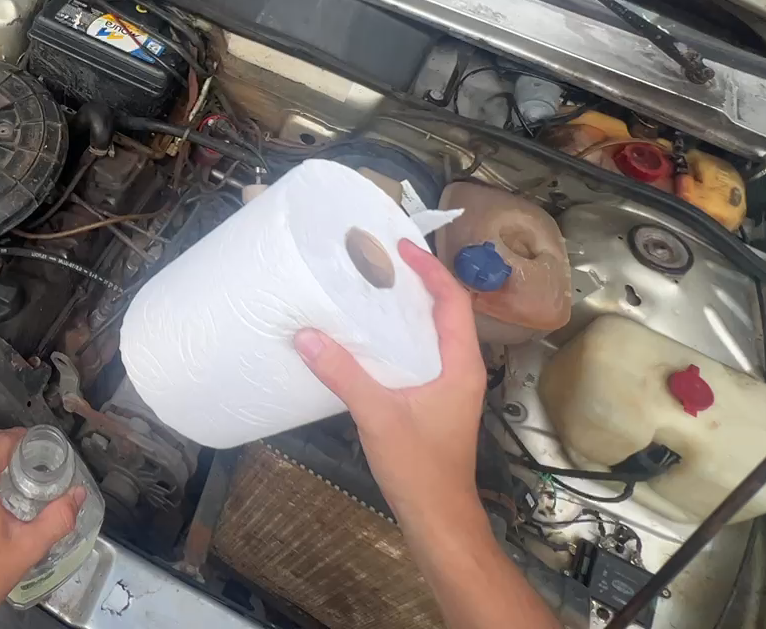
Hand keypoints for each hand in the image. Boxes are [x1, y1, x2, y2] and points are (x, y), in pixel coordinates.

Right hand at [294, 239, 486, 522]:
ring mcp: (446, 384)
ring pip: (429, 331)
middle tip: (376, 258)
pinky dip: (395, 332)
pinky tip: (365, 332)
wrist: (437, 518)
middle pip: (444, 310)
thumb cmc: (420, 467)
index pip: (453, 302)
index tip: (399, 248)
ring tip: (367, 285)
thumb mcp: (378, 415)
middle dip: (415, 280)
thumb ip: (343, 374)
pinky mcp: (430, 396)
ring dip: (404, 306)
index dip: (431, 270)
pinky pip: (416, 350)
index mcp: (460, 365)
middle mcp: (458, 368)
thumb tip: (305, 335)